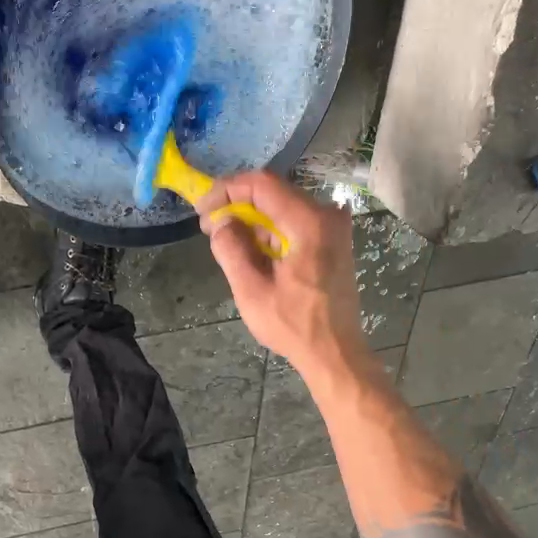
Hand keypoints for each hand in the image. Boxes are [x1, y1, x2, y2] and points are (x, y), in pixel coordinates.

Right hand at [195, 170, 373, 388]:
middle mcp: (327, 215)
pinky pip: (294, 224)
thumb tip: (220, 222)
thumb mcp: (252, 291)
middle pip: (273, 194)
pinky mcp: (332, 242)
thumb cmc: (293, 325)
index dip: (227, 190)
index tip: (202, 208)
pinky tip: (251, 252)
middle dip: (237, 206)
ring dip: (252, 221)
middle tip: (209, 228)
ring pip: (283, 209)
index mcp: (309, 222)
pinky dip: (270, 232)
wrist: (335, 352)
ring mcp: (333, 228)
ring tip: (225, 243)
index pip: (262, 185)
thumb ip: (232, 250)